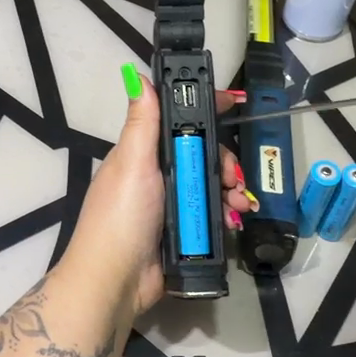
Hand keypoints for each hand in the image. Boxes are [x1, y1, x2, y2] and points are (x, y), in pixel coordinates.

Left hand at [62, 82, 252, 316]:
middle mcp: (157, 176)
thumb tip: (136, 76)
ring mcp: (171, 205)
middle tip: (235, 176)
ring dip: (232, 189)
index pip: (178, 122)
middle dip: (225, 161)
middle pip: (203, 155)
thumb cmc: (121, 215)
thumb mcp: (132, 163)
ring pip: (212, 185)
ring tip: (239, 202)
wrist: (116, 280)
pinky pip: (212, 214)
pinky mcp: (184, 232)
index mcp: (142, 154)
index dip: (205, 111)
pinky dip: (227, 213)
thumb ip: (142, 123)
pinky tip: (235, 218)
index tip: (233, 104)